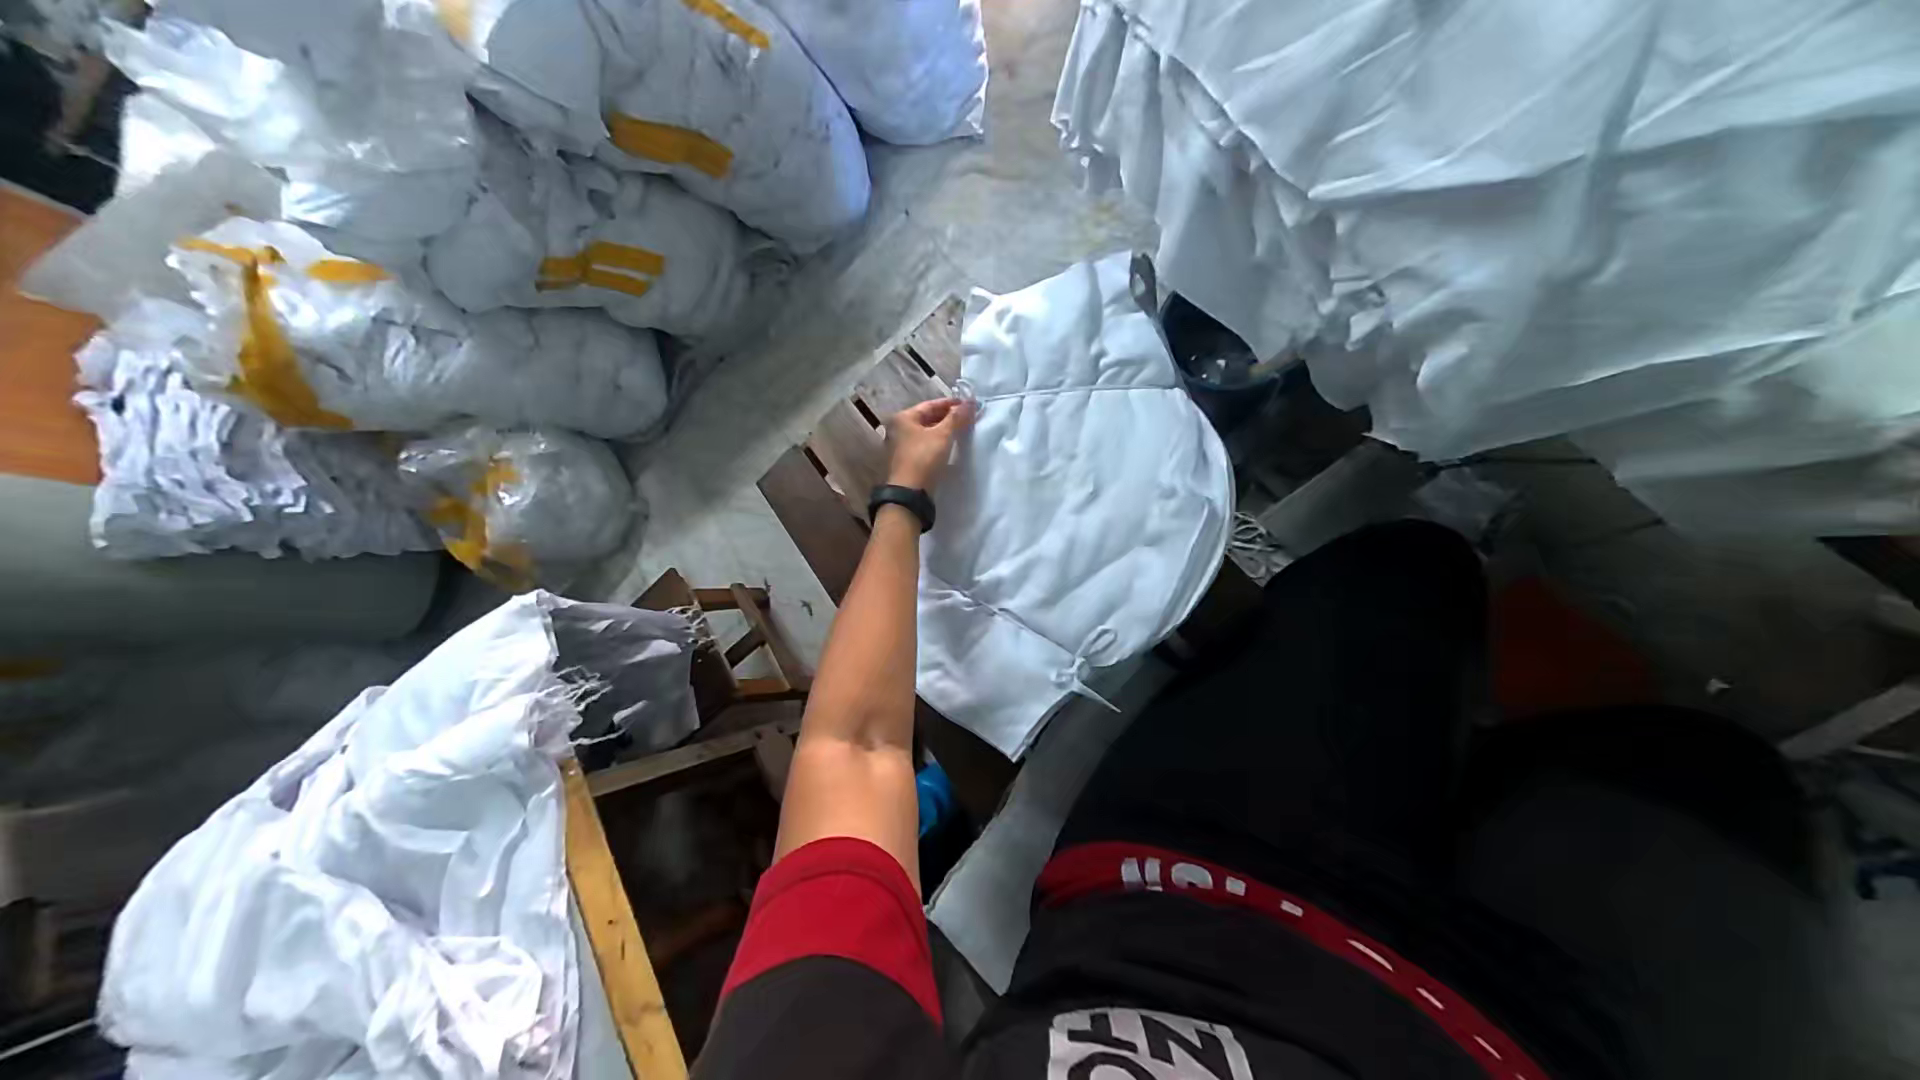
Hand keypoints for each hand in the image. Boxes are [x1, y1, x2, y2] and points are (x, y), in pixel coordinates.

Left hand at [885, 397, 973, 492]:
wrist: (909, 493)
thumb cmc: (924, 459)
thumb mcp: (942, 435)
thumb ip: (957, 418)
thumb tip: (971, 401)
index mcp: (904, 418)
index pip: (931, 405)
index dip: (951, 404)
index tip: (969, 405)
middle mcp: (898, 429)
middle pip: (928, 418)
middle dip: (948, 417)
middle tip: (968, 418)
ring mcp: (900, 445)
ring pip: (927, 432)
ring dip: (944, 430)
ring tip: (963, 431)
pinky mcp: (906, 460)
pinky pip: (925, 445)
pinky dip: (937, 442)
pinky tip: (950, 445)